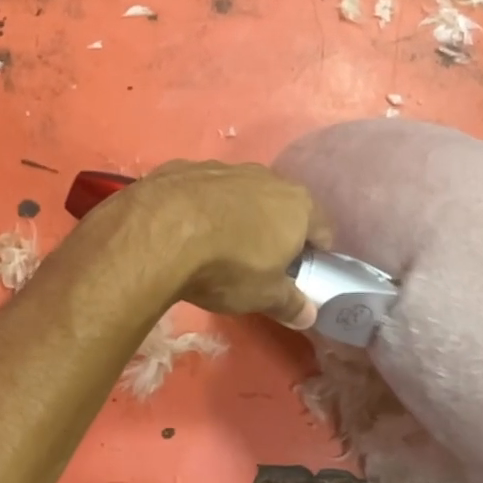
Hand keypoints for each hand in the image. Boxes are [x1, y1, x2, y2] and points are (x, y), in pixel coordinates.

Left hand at [103, 160, 331, 328]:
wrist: (160, 232)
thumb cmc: (228, 266)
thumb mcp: (264, 296)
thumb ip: (290, 303)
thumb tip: (309, 315)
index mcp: (297, 205)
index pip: (322, 228)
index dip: (314, 253)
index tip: (298, 273)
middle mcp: (266, 177)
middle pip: (281, 206)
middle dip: (275, 231)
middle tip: (259, 263)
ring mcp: (224, 167)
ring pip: (241, 193)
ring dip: (236, 215)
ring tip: (216, 245)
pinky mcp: (185, 167)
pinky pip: (202, 189)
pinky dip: (199, 206)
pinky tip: (184, 229)